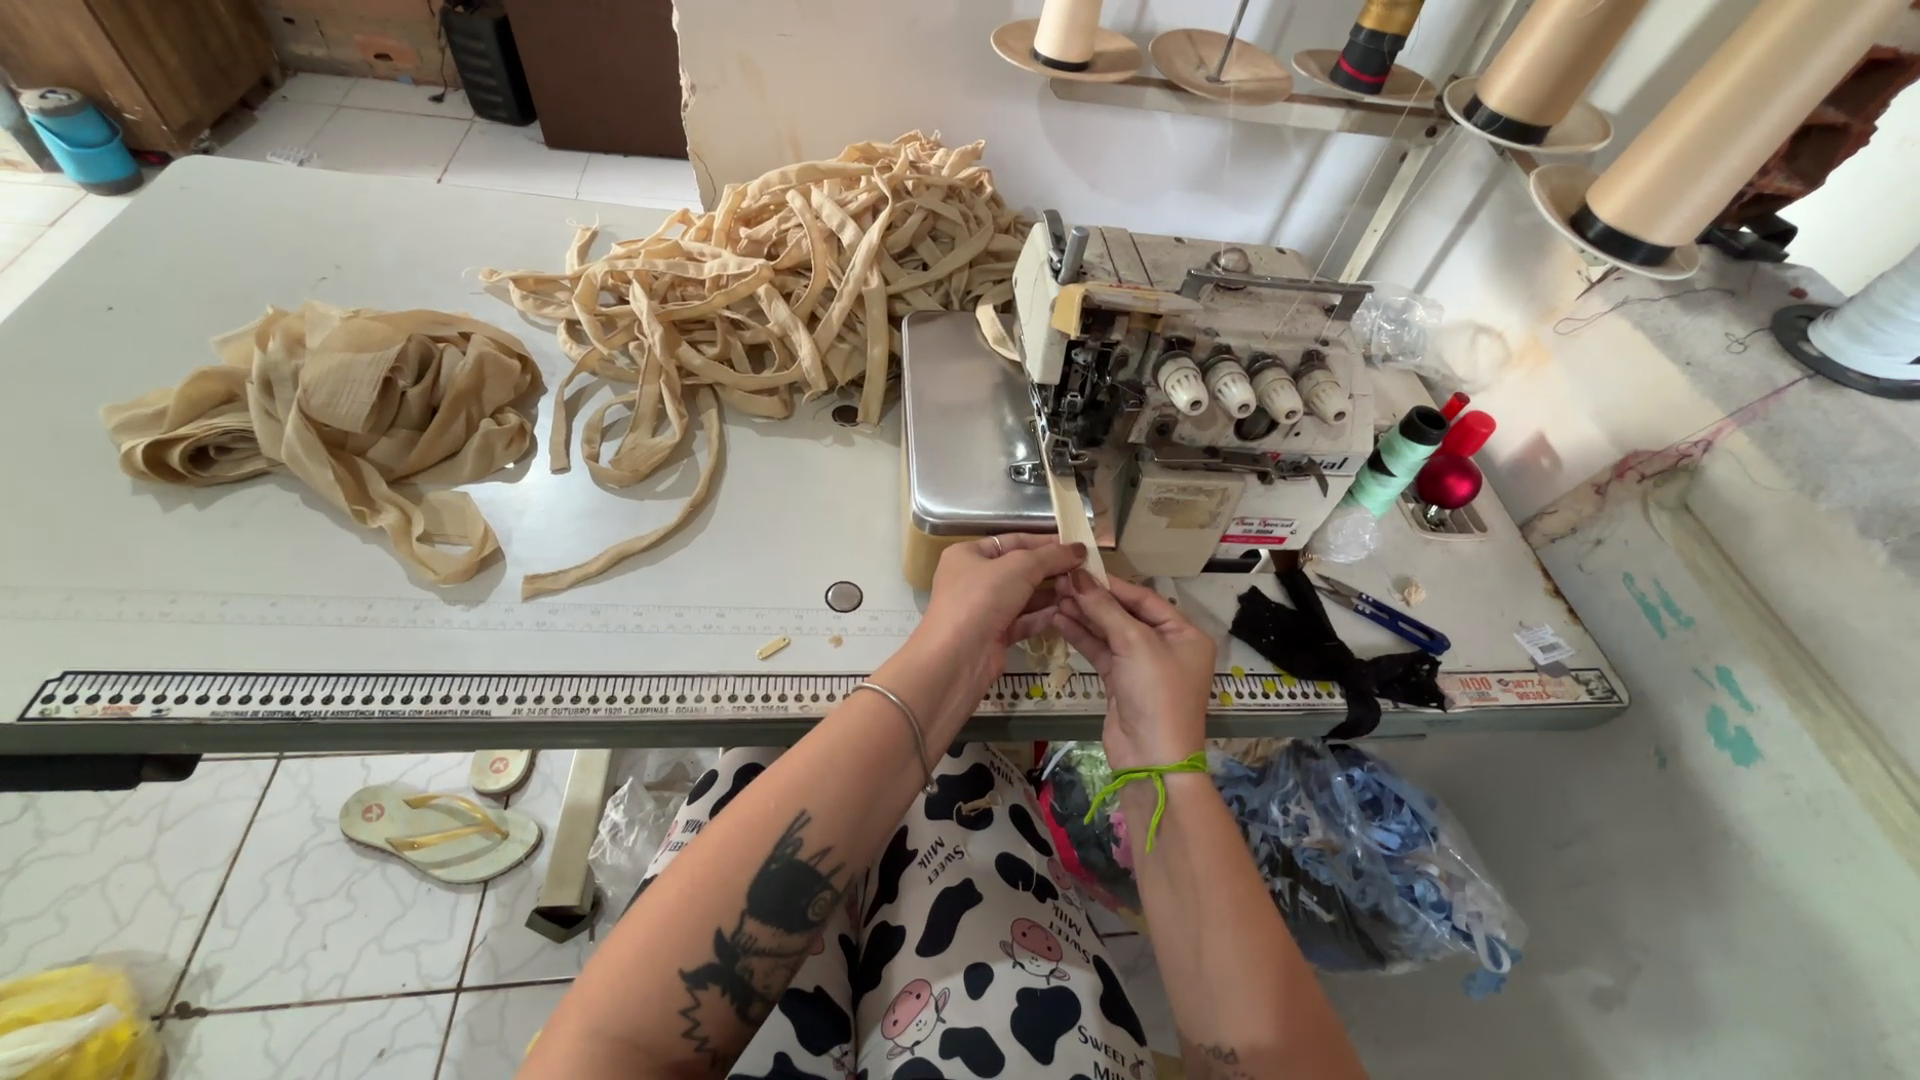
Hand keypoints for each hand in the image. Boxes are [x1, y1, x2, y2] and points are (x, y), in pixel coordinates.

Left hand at [877, 534, 1085, 739]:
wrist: (957, 658)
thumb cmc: (982, 599)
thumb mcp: (1019, 567)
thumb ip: (1050, 556)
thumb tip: (1078, 549)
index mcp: (968, 555)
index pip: (1012, 541)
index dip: (1044, 542)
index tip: (1075, 546)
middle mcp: (972, 580)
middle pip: (1019, 570)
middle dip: (1050, 570)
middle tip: (1084, 570)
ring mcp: (982, 609)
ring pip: (1022, 597)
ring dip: (1050, 594)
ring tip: (1080, 591)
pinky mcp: (993, 635)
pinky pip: (1023, 620)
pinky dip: (1042, 616)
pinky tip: (1066, 612)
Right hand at [1055, 571, 1215, 769]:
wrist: (1152, 757)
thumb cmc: (1156, 693)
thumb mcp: (1134, 644)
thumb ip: (1105, 608)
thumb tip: (1077, 577)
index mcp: (1184, 633)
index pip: (1144, 598)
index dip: (1112, 585)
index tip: (1080, 571)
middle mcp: (1166, 646)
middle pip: (1126, 614)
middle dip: (1094, 600)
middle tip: (1060, 582)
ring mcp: (1142, 666)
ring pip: (1110, 633)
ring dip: (1084, 616)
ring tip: (1054, 598)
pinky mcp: (1121, 682)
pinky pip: (1101, 652)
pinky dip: (1082, 637)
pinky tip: (1060, 620)